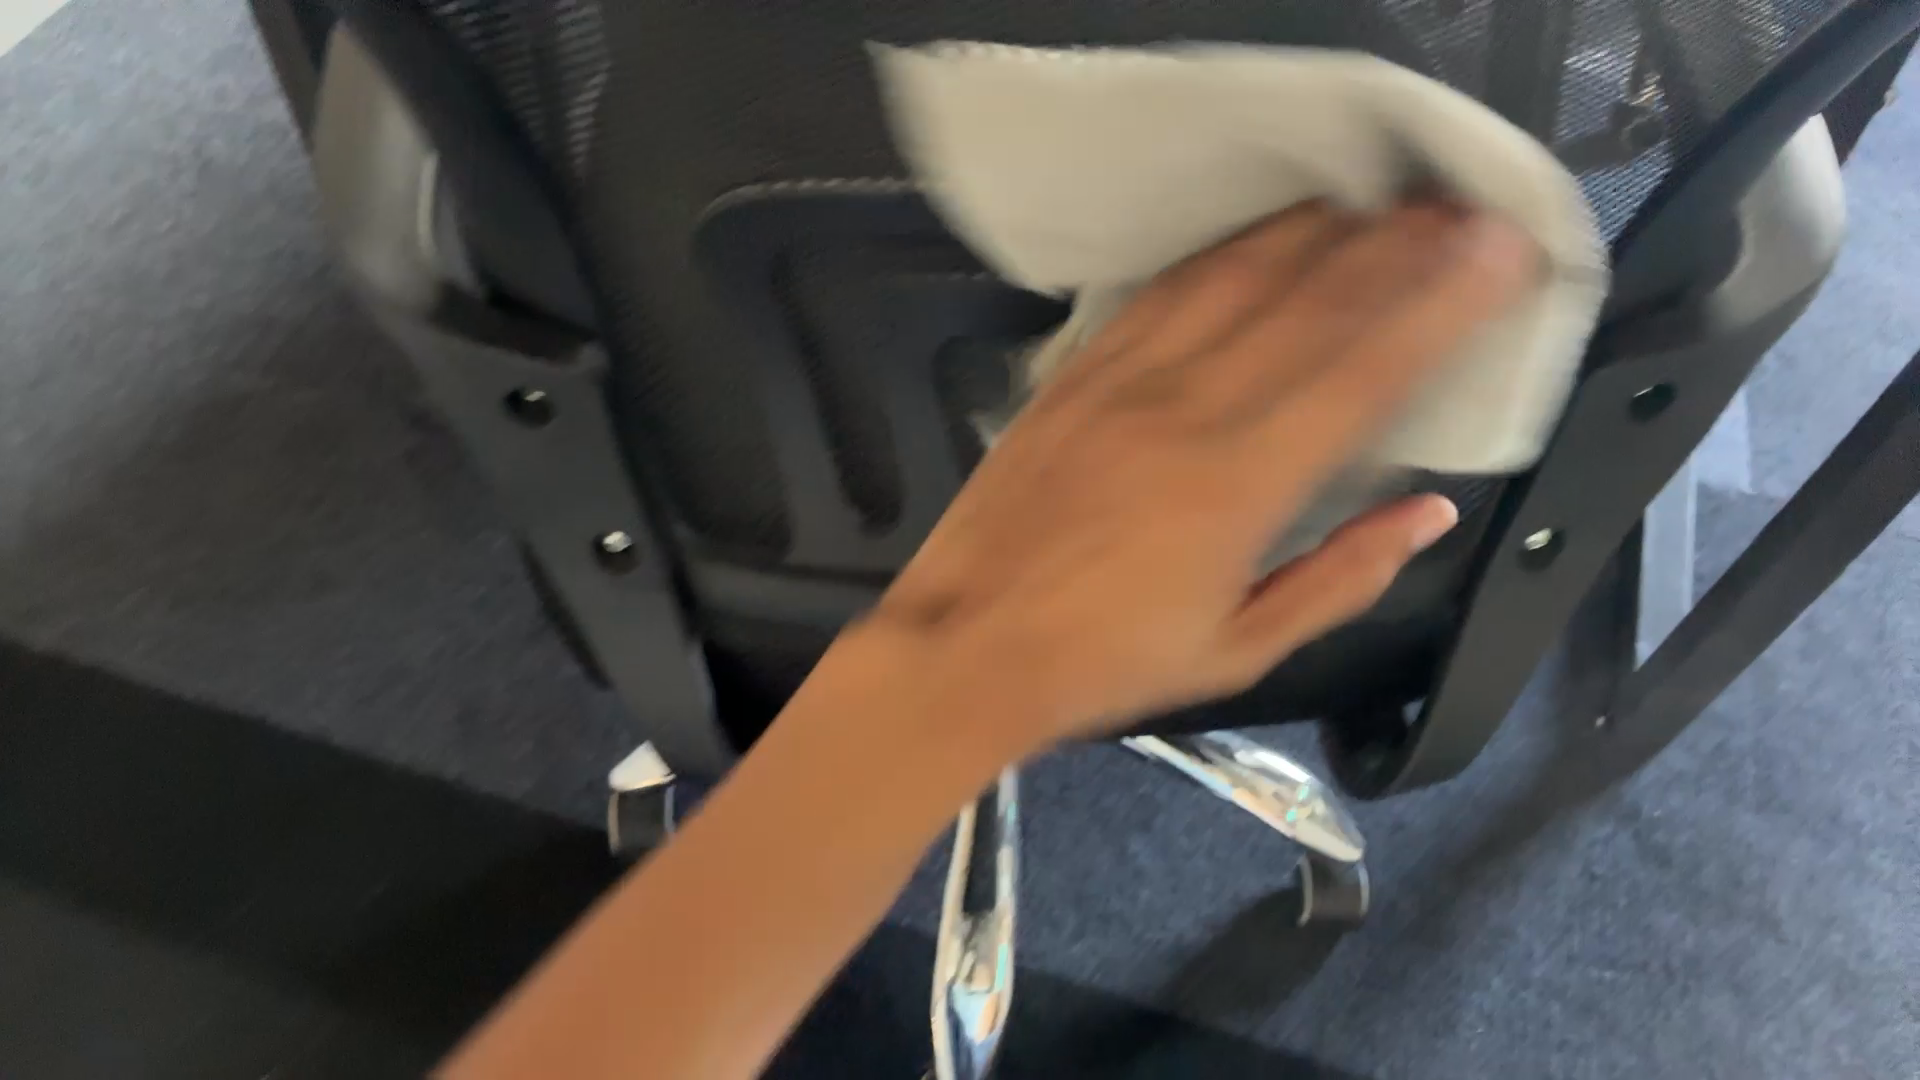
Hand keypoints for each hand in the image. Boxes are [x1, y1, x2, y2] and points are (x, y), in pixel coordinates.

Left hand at [854, 199, 1540, 756]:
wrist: (966, 643)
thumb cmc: (1101, 662)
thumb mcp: (1238, 649)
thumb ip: (1342, 577)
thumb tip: (1427, 514)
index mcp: (1240, 483)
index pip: (1366, 366)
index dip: (1444, 300)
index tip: (1497, 252)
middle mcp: (1185, 410)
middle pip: (1310, 302)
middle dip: (1395, 247)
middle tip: (1454, 211)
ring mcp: (1118, 383)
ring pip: (1232, 279)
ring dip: (1312, 235)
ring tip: (1371, 206)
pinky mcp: (1069, 379)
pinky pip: (1154, 297)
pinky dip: (1216, 260)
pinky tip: (1252, 244)